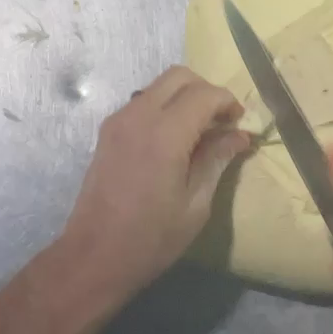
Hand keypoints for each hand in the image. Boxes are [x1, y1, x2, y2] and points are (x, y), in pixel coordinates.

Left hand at [59, 66, 252, 294]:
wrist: (93, 257)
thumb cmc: (150, 238)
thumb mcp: (195, 205)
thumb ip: (217, 160)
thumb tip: (239, 135)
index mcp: (165, 133)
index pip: (205, 94)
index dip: (227, 101)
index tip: (239, 122)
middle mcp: (139, 115)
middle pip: (180, 76)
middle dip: (206, 90)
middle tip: (220, 121)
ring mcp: (119, 119)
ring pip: (159, 85)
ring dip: (184, 96)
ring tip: (199, 130)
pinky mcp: (108, 130)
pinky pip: (143, 101)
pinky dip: (164, 106)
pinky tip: (173, 138)